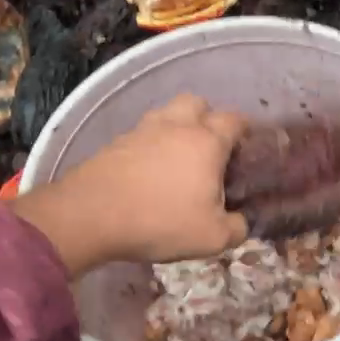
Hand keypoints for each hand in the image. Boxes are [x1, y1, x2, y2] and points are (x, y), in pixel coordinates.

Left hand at [11, 95, 250, 275]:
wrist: (87, 217)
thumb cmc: (160, 222)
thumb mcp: (213, 237)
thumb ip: (238, 227)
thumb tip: (241, 221)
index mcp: (206, 143)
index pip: (234, 120)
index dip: (246, 130)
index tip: (251, 147)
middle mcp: (175, 127)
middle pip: (197, 103)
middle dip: (209, 118)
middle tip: (213, 146)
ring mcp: (141, 132)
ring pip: (167, 114)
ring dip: (179, 127)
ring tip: (182, 157)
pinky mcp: (115, 144)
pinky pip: (143, 134)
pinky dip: (153, 145)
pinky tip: (153, 171)